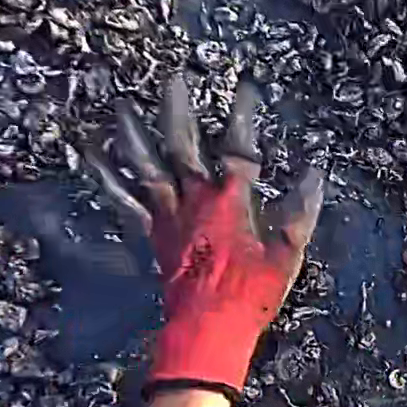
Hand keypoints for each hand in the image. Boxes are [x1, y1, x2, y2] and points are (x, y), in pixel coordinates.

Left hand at [89, 75, 324, 396]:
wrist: (209, 330)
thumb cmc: (252, 294)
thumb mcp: (288, 253)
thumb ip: (300, 210)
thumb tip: (316, 171)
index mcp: (231, 200)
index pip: (239, 145)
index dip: (244, 112)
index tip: (248, 84)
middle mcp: (195, 199)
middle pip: (182, 144)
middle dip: (178, 107)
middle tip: (173, 76)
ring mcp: (169, 215)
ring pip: (146, 166)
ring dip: (133, 134)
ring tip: (121, 105)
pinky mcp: (153, 233)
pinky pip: (124, 201)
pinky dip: (106, 178)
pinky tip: (91, 156)